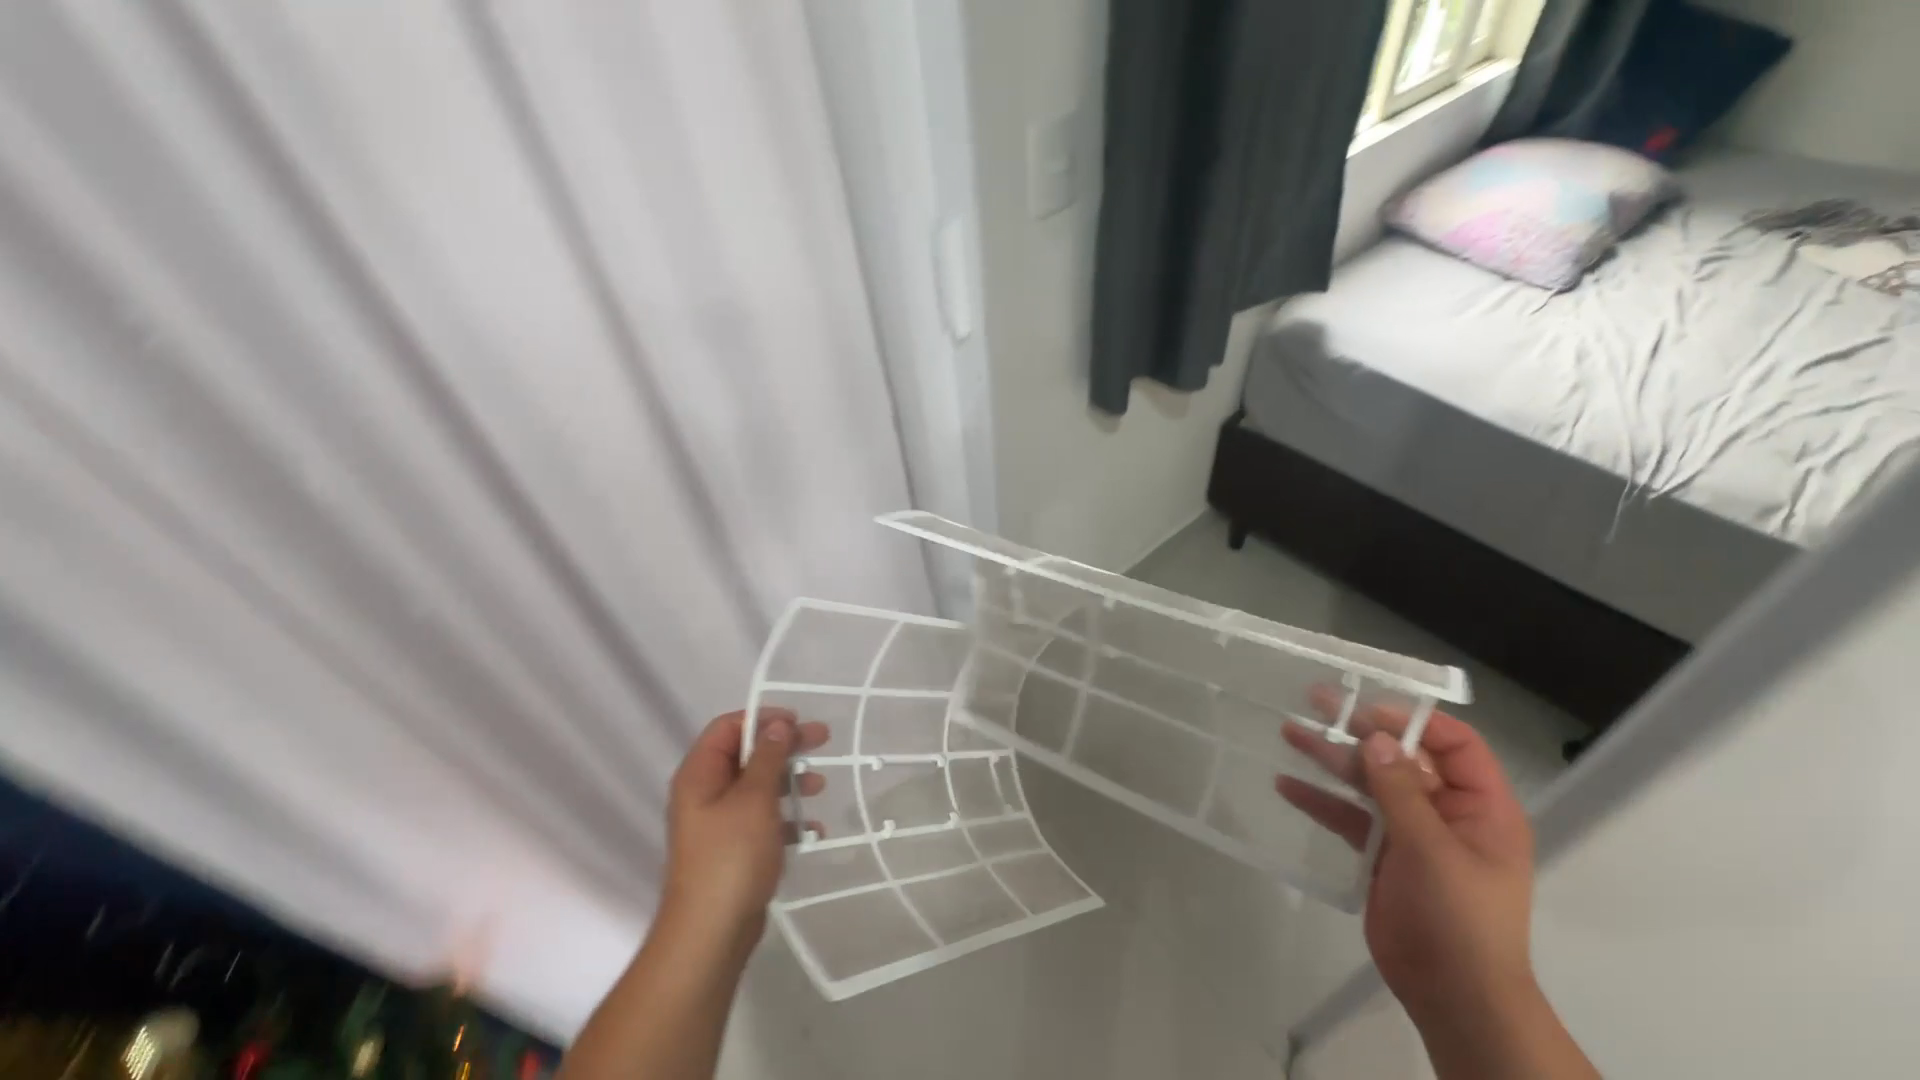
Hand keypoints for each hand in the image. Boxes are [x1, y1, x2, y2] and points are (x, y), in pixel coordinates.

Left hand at [660, 708, 828, 950]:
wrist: (711, 931)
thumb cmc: (731, 856)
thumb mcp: (754, 799)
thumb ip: (768, 759)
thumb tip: (778, 726)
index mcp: (700, 774)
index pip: (728, 727)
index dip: (763, 718)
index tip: (799, 722)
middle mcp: (704, 793)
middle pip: (746, 755)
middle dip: (784, 748)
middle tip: (823, 741)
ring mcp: (718, 823)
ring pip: (757, 788)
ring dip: (789, 783)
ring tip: (820, 788)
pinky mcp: (733, 850)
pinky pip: (762, 822)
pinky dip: (787, 820)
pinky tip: (813, 832)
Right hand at [1276, 689, 1535, 1023]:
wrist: (1452, 995)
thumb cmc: (1459, 918)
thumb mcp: (1432, 849)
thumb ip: (1400, 791)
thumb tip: (1376, 738)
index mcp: (1481, 806)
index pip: (1455, 744)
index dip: (1414, 721)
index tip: (1367, 709)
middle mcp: (1448, 812)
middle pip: (1403, 759)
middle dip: (1360, 733)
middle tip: (1316, 702)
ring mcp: (1413, 835)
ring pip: (1370, 785)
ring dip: (1332, 761)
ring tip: (1290, 733)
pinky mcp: (1382, 858)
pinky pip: (1350, 819)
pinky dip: (1321, 802)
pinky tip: (1287, 786)